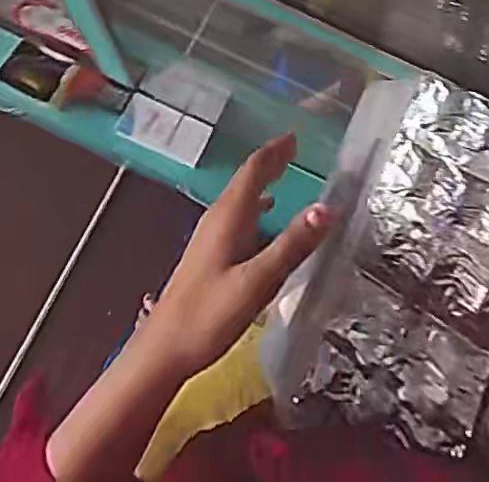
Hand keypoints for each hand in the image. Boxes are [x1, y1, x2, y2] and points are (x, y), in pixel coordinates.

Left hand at [139, 133, 333, 377]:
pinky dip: (258, 204)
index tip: (296, 136)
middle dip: (271, 160)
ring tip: (286, 171)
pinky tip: (267, 216)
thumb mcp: (257, 282)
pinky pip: (239, 215)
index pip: (254, 170)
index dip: (275, 151)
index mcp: (229, 216)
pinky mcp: (210, 254)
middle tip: (295, 147)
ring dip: (264, 180)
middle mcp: (219, 218)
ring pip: (243, 196)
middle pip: (247, 178)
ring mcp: (211, 236)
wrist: (161, 352)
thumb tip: (327, 207)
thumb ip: (292, 244)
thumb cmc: (208, 315)